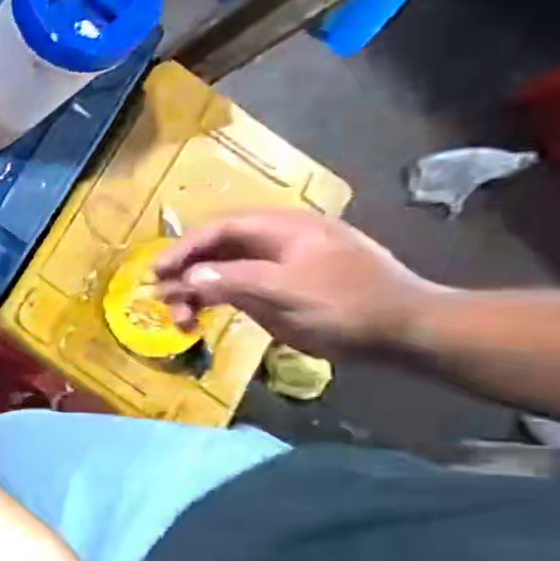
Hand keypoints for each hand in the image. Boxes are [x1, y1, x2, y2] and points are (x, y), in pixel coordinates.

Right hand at [154, 210, 438, 356]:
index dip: (183, 248)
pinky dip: (209, 303)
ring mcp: (278, 268)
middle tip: (159, 298)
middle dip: (184, 273)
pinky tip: (197, 322)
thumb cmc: (347, 304)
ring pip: (220, 272)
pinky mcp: (278, 291)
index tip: (156, 272)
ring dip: (193, 293)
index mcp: (285, 230)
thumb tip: (185, 277)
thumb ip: (232, 280)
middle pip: (216, 249)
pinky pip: (231, 290)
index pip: (220, 229)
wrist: (403, 331)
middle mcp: (278, 243)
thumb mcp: (286, 290)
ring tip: (179, 320)